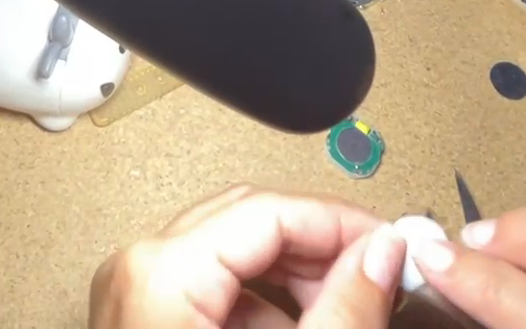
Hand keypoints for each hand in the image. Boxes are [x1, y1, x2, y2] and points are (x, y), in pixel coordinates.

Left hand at [89, 184, 409, 327]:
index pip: (267, 208)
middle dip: (321, 248)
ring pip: (238, 255)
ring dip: (298, 279)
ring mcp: (136, 292)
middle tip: (378, 274)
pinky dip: (265, 307)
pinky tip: (302, 328)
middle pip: (251, 221)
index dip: (338, 221)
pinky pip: (216, 289)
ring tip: (346, 306)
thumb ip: (343, 310)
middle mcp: (139, 267)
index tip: (388, 241)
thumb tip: (383, 253)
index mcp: (160, 270)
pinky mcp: (144, 317)